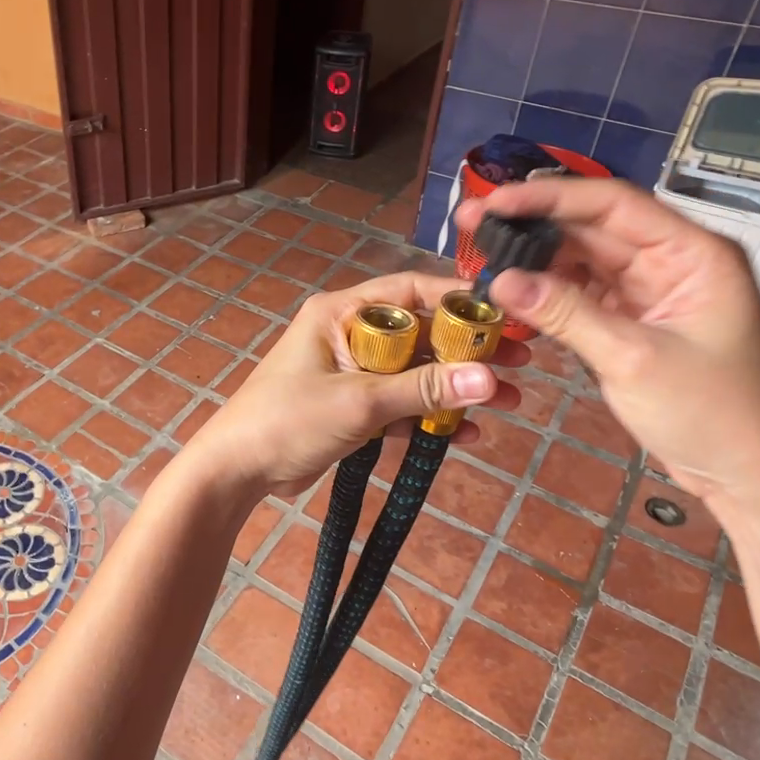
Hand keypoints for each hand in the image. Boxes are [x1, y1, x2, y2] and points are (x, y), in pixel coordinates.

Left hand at [178, 271, 528, 502]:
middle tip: (522, 363)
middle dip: (468, 350)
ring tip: (510, 402)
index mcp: (340, 313)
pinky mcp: (352, 406)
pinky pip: (400, 403)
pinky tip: (468, 434)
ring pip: (414, 371)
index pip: (409, 290)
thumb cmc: (288, 420)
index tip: (506, 314)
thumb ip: (423, 391)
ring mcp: (351, 372)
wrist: (238, 469)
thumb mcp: (359, 402)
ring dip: (455, 387)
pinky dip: (429, 416)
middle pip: (420, 333)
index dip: (458, 299)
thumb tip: (490, 380)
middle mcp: (348, 334)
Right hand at [454, 178, 759, 505]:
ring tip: (478, 257)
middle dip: (530, 225)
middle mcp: (671, 262)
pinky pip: (582, 294)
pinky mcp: (634, 322)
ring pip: (581, 260)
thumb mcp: (633, 359)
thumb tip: (499, 279)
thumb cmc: (714, 414)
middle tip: (467, 226)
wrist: (756, 478)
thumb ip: (565, 313)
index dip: (547, 197)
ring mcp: (651, 293)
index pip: (611, 204)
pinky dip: (546, 293)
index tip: (490, 202)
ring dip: (532, 259)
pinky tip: (508, 291)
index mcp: (691, 253)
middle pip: (591, 228)